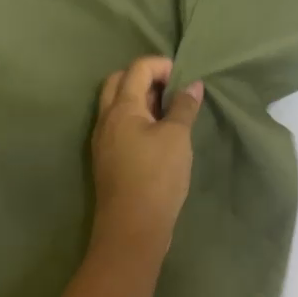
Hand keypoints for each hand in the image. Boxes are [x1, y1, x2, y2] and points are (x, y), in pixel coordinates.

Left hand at [89, 56, 203, 260]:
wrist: (132, 231)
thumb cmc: (156, 176)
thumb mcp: (177, 137)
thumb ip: (184, 106)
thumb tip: (193, 84)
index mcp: (121, 109)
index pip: (137, 68)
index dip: (161, 65)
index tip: (183, 79)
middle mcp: (106, 120)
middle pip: (119, 82)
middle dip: (145, 77)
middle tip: (171, 89)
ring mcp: (104, 141)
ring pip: (117, 105)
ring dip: (141, 98)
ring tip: (169, 111)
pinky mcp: (108, 160)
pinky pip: (119, 125)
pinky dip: (137, 118)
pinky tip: (158, 133)